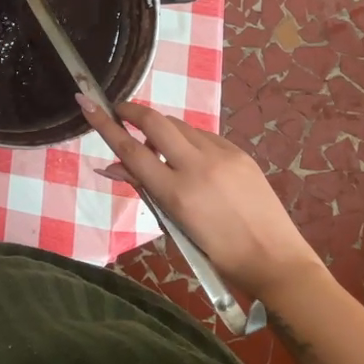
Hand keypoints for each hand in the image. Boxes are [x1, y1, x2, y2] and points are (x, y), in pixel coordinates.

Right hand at [79, 96, 324, 299]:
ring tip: (156, 143)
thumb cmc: (218, 252)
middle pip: (154, 122)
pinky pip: (202, 135)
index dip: (104, 124)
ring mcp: (221, 156)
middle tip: (119, 111)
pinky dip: (187, 139)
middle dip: (131, 110)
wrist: (277, 260)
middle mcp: (197, 167)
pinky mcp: (239, 153)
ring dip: (160, 128)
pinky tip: (190, 156)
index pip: (130, 149)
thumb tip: (110, 167)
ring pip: (178, 126)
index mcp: (177, 192)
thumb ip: (144, 188)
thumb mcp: (175, 224)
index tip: (87, 103)